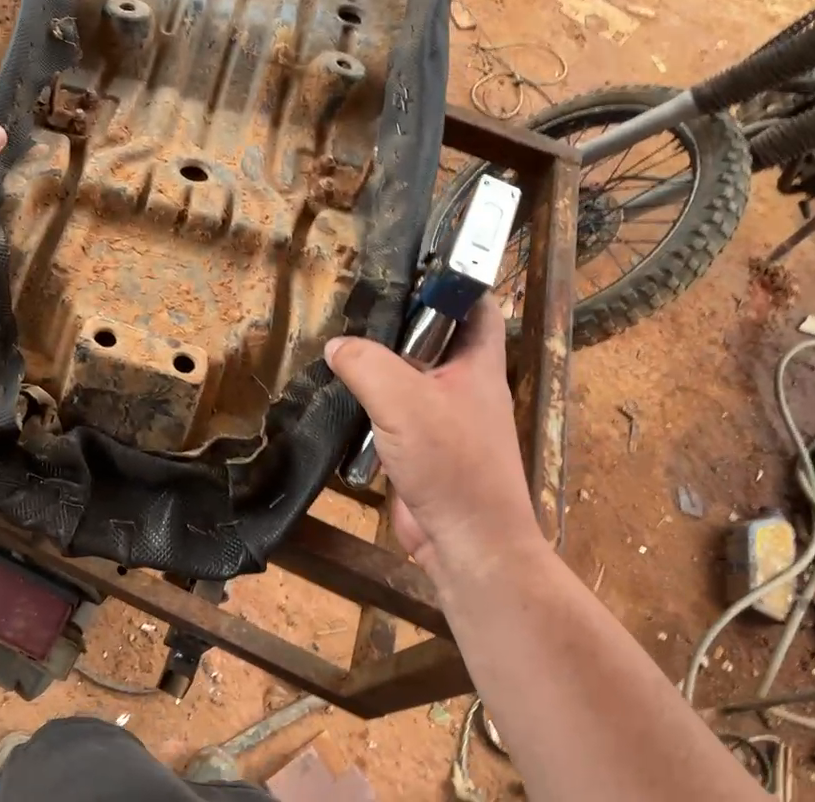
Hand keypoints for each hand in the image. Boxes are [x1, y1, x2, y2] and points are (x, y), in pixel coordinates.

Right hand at [324, 299, 544, 586]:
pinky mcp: (421, 448)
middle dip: (398, 325)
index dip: (451, 284)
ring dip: (377, 368)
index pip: (476, 307)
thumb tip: (337, 346)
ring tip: (340, 349)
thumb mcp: (404, 401)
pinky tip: (340, 400)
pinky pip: (392, 413)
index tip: (410, 269)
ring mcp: (443, 419)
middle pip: (432, 340)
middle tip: (358, 308)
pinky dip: (369, 405)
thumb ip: (367, 365)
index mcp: (477, 365)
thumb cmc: (452, 465)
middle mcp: (464, 387)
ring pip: (407, 378)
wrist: (467, 544)